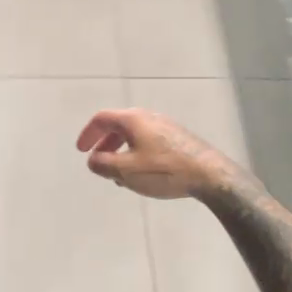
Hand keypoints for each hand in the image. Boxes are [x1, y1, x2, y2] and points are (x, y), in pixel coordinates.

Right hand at [74, 108, 247, 200]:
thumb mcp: (128, 171)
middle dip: (104, 143)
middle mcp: (148, 117)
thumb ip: (104, 164)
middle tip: (97, 160)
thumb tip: (92, 159)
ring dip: (121, 151)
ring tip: (119, 174)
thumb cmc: (165, 170)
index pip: (102, 119)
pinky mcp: (178, 138)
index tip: (81, 151)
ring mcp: (165, 126)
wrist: (210, 175)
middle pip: (118, 125)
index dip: (87, 133)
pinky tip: (142, 173)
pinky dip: (136, 153)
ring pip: (134, 135)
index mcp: (133, 119)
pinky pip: (148, 141)